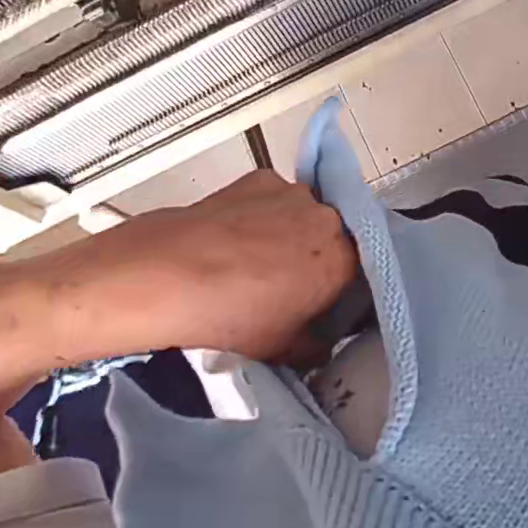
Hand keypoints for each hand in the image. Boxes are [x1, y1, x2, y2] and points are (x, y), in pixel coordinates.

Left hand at [20, 170, 358, 363]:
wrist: (162, 277)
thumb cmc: (222, 315)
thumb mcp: (280, 347)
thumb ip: (314, 344)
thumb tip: (318, 343)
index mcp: (342, 259)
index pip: (364, 272)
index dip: (347, 288)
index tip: (331, 302)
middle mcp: (325, 218)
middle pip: (337, 239)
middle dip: (320, 259)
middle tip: (293, 287)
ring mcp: (291, 194)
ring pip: (306, 217)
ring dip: (293, 234)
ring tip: (257, 263)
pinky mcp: (259, 180)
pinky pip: (275, 199)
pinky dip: (265, 214)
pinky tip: (237, 239)